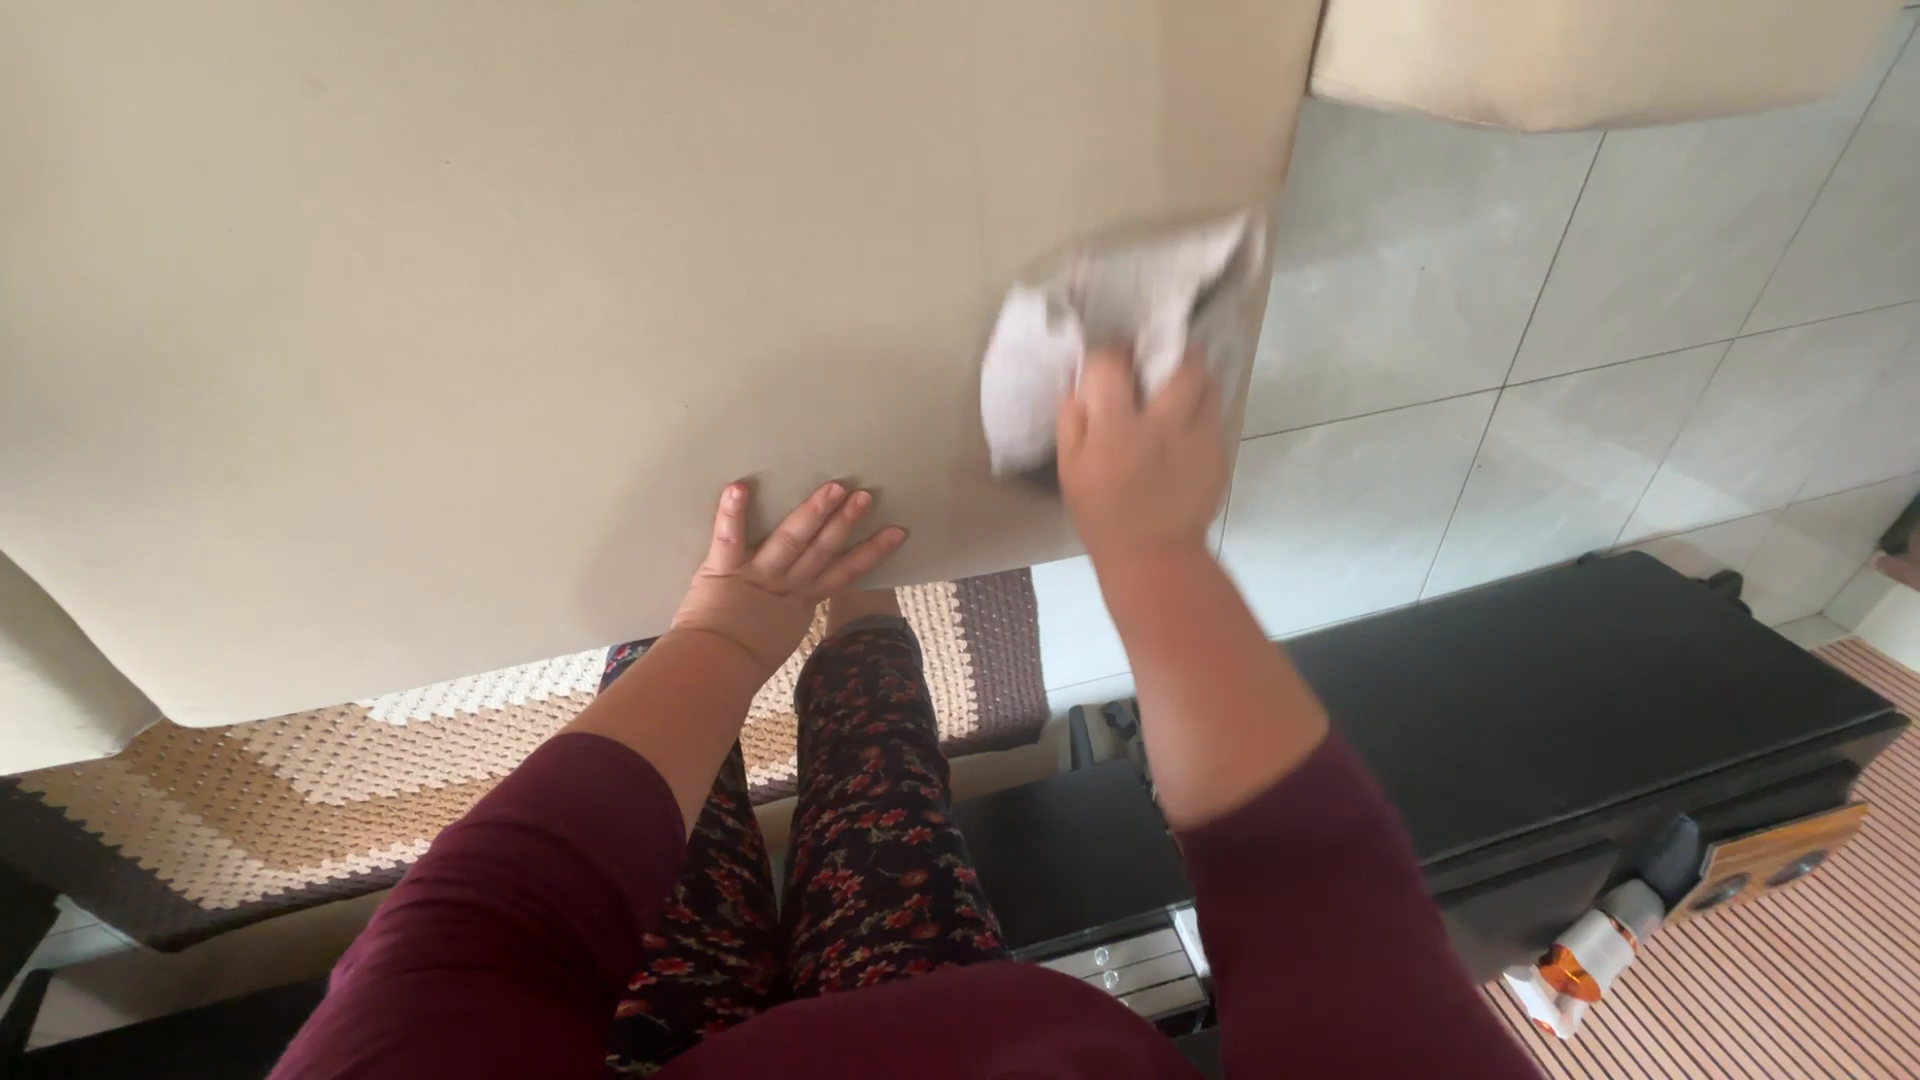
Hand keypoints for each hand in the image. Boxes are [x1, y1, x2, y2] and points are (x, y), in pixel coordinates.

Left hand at [671, 482, 907, 675]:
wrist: (714, 671)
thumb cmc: (744, 659)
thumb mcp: (781, 633)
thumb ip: (791, 610)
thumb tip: (799, 600)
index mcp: (802, 597)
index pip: (845, 572)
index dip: (873, 552)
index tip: (897, 531)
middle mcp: (787, 582)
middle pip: (822, 548)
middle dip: (845, 522)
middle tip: (864, 496)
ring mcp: (758, 574)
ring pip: (790, 539)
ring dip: (813, 512)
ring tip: (834, 488)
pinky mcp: (724, 570)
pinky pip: (728, 538)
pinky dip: (732, 513)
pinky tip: (738, 486)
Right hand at [1056, 348, 1226, 567]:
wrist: (1152, 556)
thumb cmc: (1102, 514)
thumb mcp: (1070, 470)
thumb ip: (1073, 422)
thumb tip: (1081, 386)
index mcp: (1118, 429)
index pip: (1113, 364)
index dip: (1111, 354)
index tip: (1111, 361)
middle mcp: (1163, 425)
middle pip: (1181, 363)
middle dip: (1172, 352)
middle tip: (1160, 360)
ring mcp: (1198, 439)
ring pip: (1209, 386)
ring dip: (1193, 381)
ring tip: (1178, 392)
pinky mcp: (1219, 455)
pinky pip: (1213, 419)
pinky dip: (1200, 416)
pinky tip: (1185, 434)